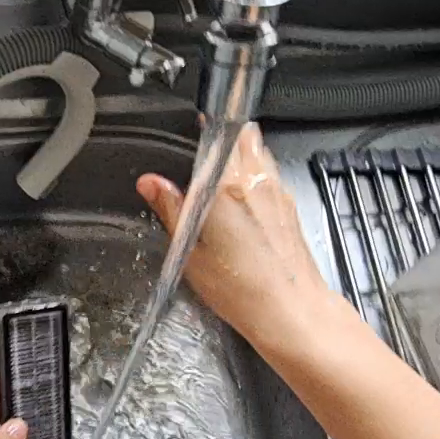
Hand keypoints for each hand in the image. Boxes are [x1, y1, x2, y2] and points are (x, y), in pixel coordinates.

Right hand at [136, 122, 354, 353]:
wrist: (290, 309)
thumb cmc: (239, 288)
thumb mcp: (190, 252)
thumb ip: (171, 210)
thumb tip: (150, 182)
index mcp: (223, 187)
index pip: (213, 137)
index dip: (202, 128)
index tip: (190, 129)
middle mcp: (254, 181)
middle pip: (241, 136)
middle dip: (222, 134)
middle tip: (204, 146)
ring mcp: (276, 191)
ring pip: (259, 151)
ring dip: (242, 149)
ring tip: (224, 165)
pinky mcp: (289, 206)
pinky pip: (270, 173)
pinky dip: (256, 171)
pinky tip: (245, 192)